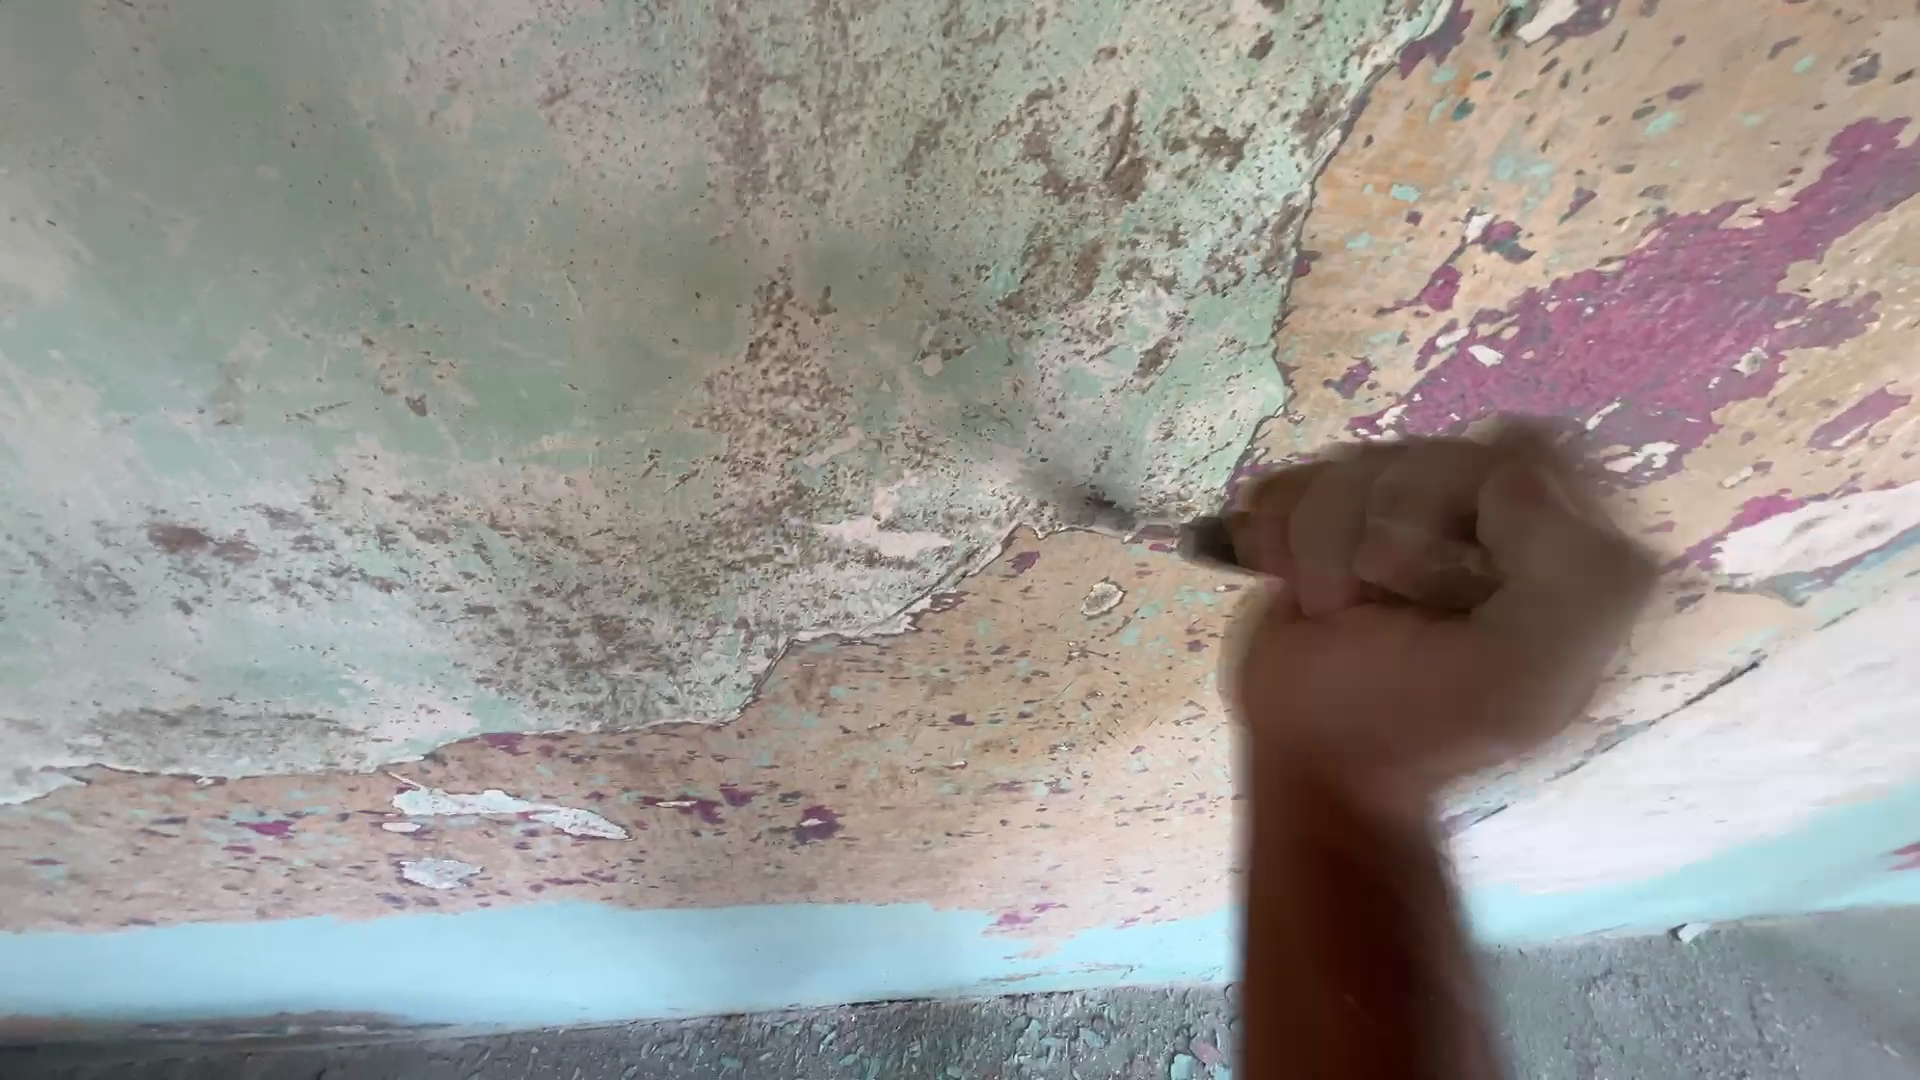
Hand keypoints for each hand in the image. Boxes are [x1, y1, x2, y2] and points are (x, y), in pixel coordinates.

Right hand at [1227, 429, 1655, 807]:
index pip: (1522, 455)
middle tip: (1366, 603)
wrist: (1312, 753)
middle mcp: (1483, 520)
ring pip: (1350, 464)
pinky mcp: (1327, 521)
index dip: (1465, 504)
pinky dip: (1275, 532)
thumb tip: (1514, 475)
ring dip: (1316, 544)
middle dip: (1375, 531)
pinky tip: (1283, 577)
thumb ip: (1577, 578)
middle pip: (1425, 452)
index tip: (1427, 581)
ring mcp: (1398, 515)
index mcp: (1558, 551)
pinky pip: (1293, 481)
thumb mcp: (1521, 677)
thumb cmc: (1411, 726)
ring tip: (1323, 608)